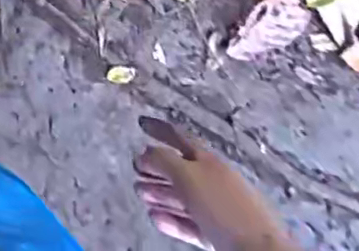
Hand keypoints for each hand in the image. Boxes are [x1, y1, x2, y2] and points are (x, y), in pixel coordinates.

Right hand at [133, 117, 294, 249]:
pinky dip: (173, 218)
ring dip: (160, 193)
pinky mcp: (220, 235)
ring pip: (184, 197)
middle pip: (180, 168)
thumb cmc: (223, 207)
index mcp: (208, 160)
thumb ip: (164, 161)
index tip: (141, 123)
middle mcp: (214, 180)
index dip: (159, 129)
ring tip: (140, 194)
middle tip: (135, 168)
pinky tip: (156, 218)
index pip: (179, 137)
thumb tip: (146, 152)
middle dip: (156, 167)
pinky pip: (191, 222)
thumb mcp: (188, 177)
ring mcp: (218, 208)